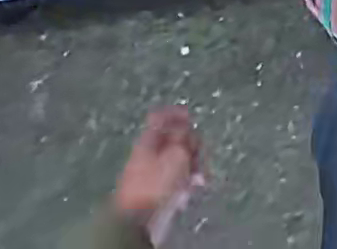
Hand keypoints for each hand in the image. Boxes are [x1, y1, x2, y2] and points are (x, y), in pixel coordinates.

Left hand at [112, 107, 204, 244]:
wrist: (136, 221)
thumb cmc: (157, 182)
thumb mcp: (177, 153)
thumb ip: (185, 137)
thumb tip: (187, 131)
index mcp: (148, 138)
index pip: (161, 116)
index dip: (177, 113)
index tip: (191, 118)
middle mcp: (148, 152)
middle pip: (173, 137)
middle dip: (191, 143)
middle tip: (200, 153)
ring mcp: (151, 171)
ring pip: (177, 158)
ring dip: (192, 163)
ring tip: (200, 176)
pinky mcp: (155, 190)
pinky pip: (175, 177)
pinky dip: (186, 179)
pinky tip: (193, 186)